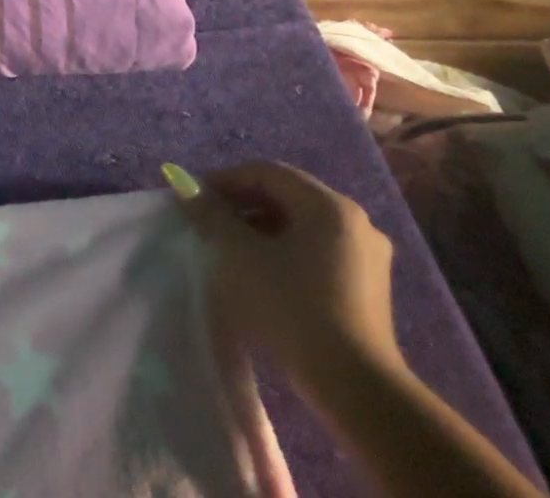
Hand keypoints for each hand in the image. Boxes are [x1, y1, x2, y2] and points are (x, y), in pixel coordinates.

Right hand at [177, 161, 401, 384]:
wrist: (349, 377)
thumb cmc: (287, 302)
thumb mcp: (237, 252)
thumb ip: (209, 213)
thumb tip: (182, 183)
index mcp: (328, 206)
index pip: (266, 172)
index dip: (223, 180)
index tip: (193, 202)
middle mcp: (356, 221)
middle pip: (287, 195)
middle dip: (242, 204)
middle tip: (208, 224)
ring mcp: (367, 254)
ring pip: (302, 223)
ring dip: (261, 227)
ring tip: (230, 250)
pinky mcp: (368, 283)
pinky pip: (317, 248)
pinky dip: (284, 248)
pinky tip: (262, 272)